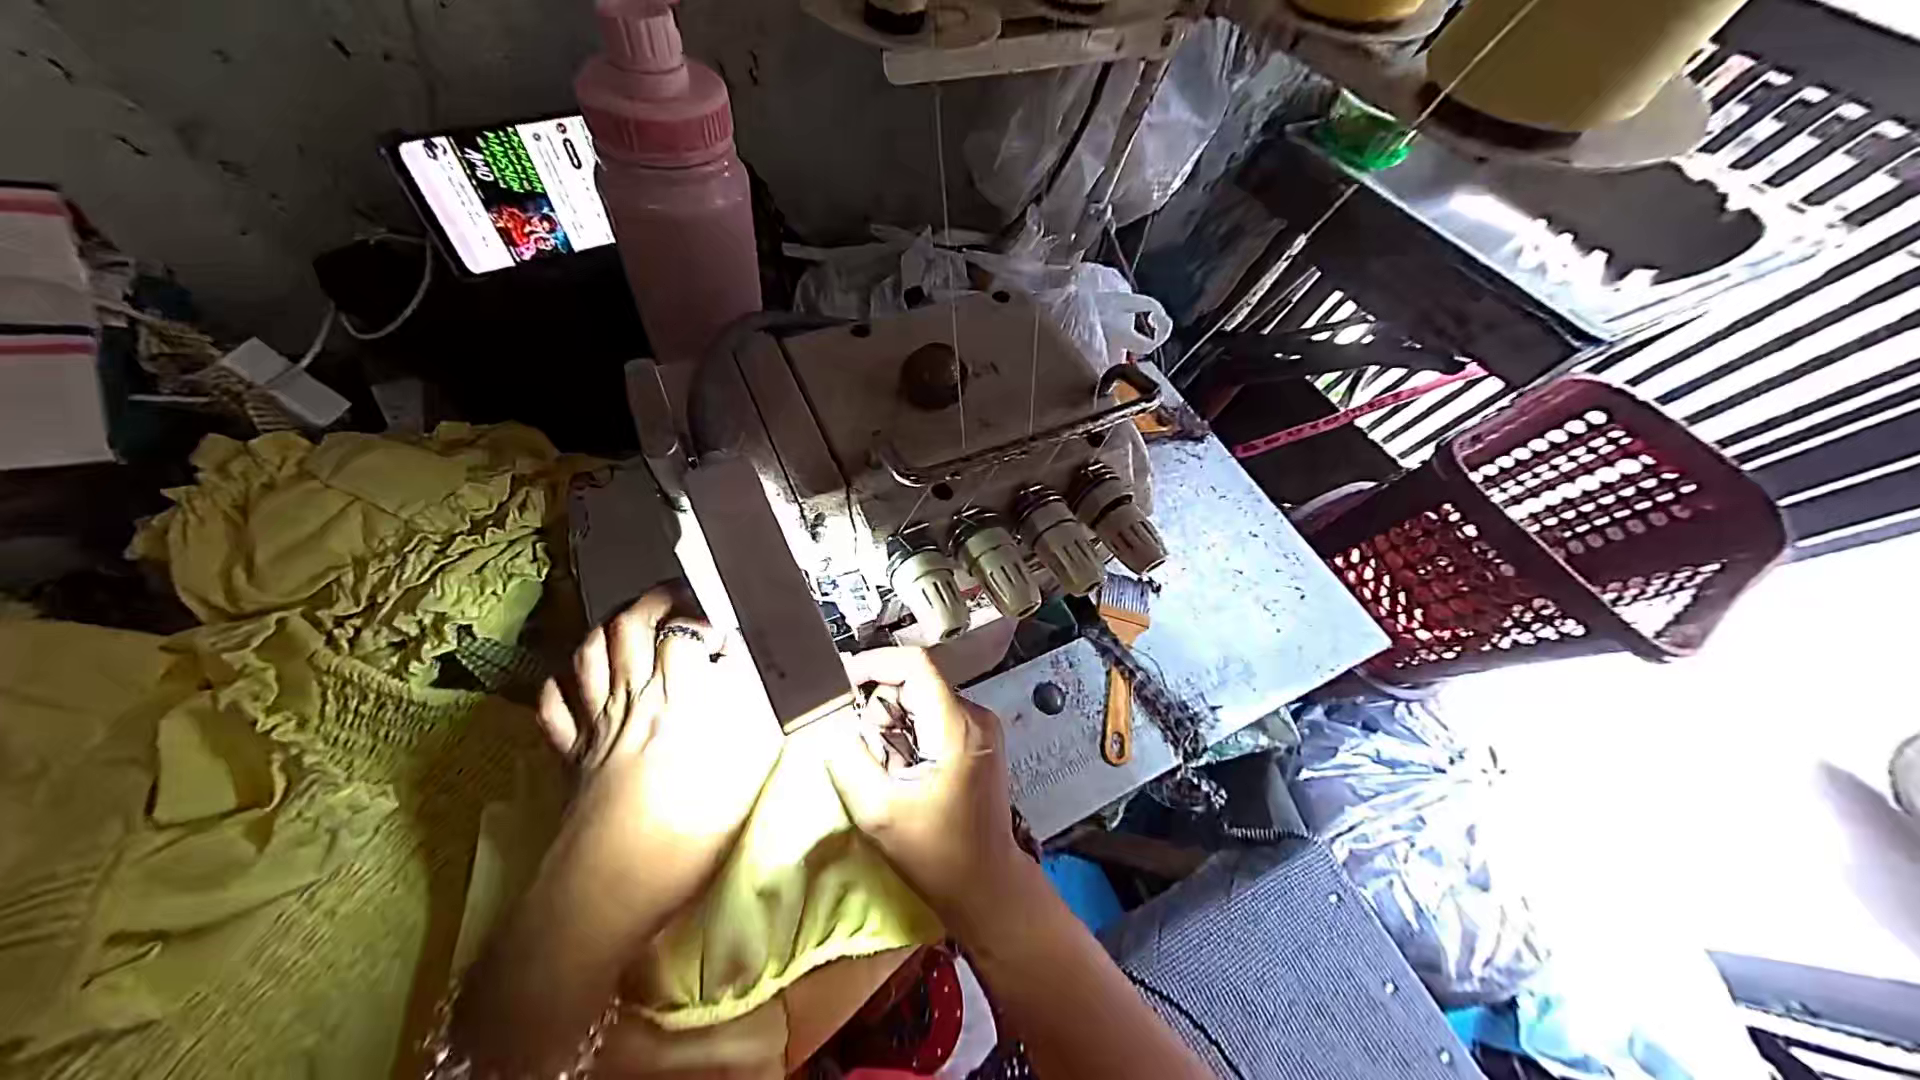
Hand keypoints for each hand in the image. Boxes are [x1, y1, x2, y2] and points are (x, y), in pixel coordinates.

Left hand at [534, 586, 781, 923]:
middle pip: (630, 626)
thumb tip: (781, 687)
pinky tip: (579, 681)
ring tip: (636, 621)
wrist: (606, 896)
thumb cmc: (684, 837)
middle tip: (684, 598)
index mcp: (674, 700)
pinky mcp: (571, 756)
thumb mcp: (746, 774)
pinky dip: (563, 684)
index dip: (712, 616)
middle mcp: (631, 700)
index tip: (735, 621)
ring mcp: (594, 725)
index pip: (687, 632)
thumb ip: (765, 721)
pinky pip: (554, 707)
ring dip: (611, 627)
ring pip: (589, 654)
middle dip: (657, 600)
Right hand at [822, 647, 1029, 931]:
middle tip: (870, 753)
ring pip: (919, 699)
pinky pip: (931, 716)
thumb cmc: (938, 854)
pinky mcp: (976, 739)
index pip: (914, 663)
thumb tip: (829, 721)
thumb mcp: (879, 810)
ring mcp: (979, 726)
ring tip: (889, 770)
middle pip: (913, 681)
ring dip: (892, 726)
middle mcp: (975, 716)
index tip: (843, 686)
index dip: (873, 665)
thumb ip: (848, 758)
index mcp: (957, 727)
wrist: (986, 884)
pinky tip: (904, 770)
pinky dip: (908, 735)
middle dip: (880, 710)